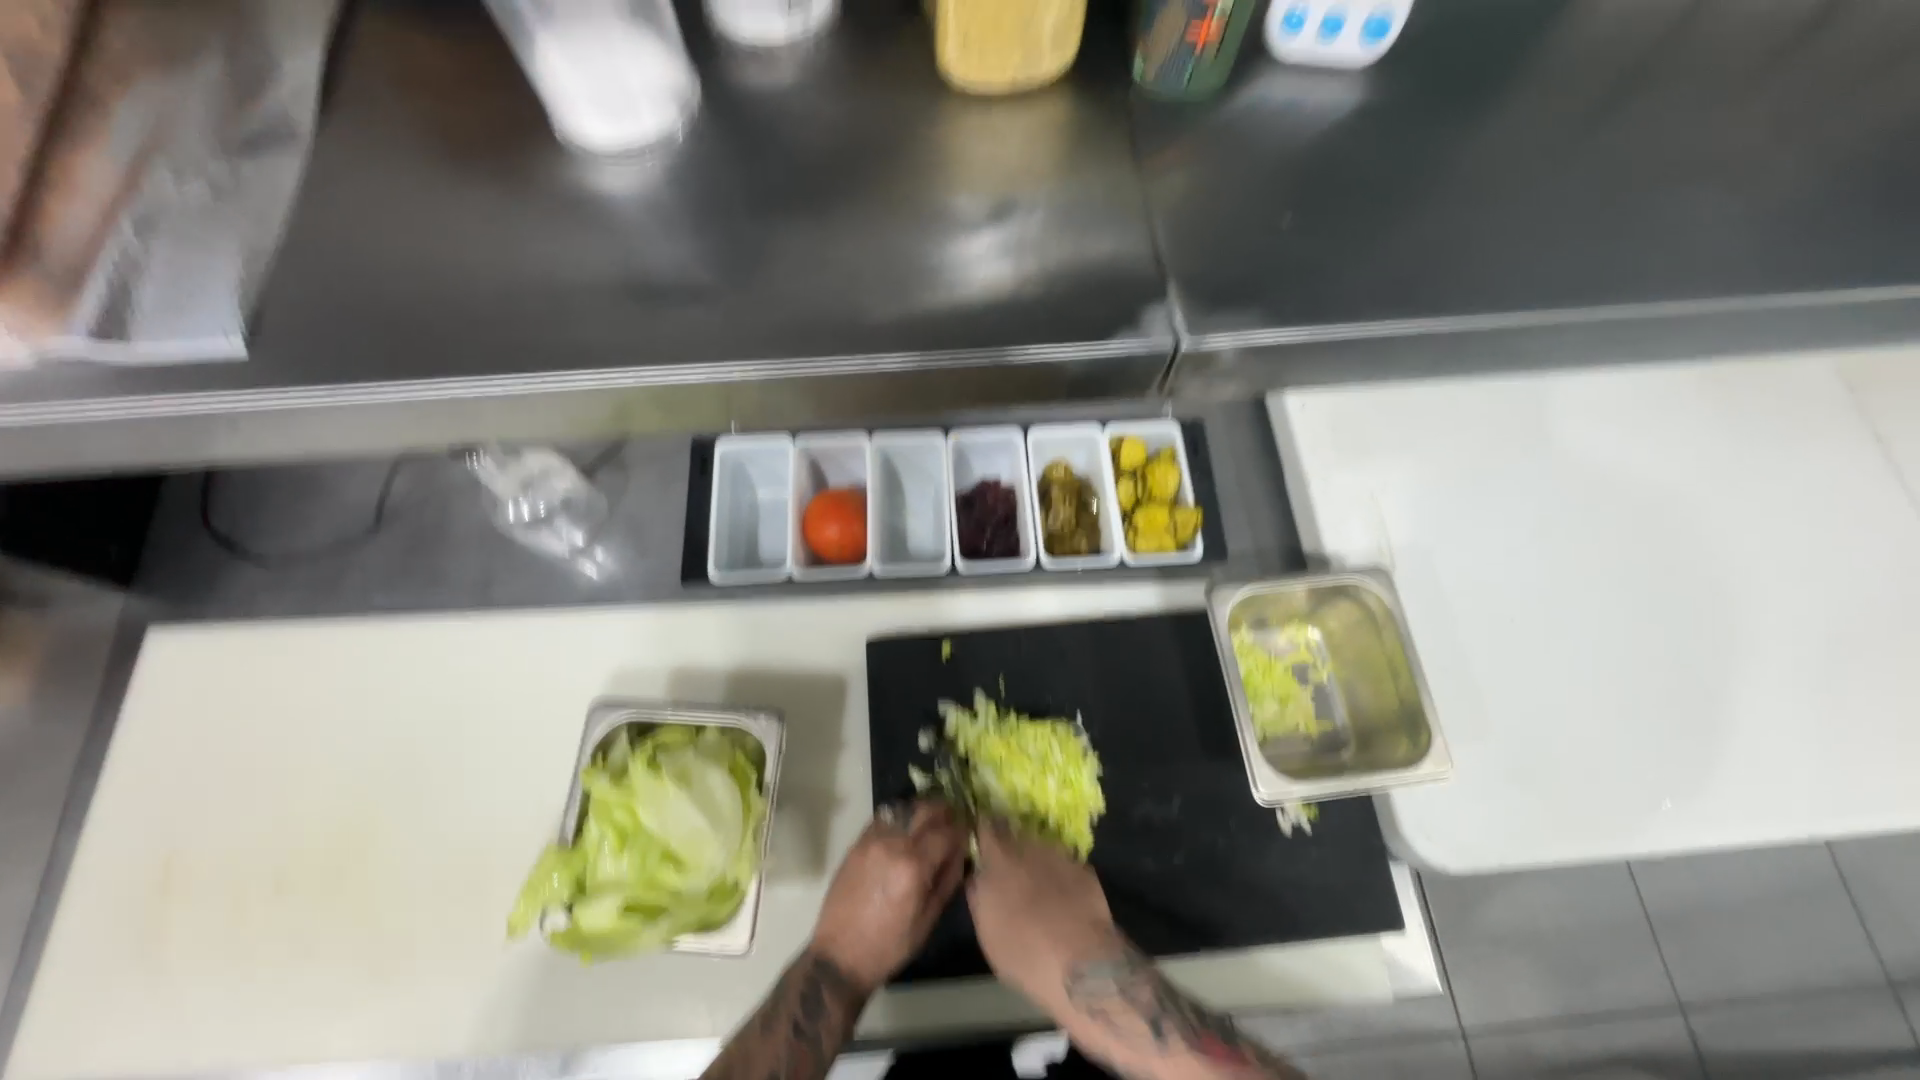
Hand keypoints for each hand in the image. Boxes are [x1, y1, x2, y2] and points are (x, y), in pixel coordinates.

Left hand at [811, 799, 967, 994]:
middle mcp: (892, 845)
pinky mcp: (856, 844)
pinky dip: (898, 818)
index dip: (961, 831)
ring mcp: (871, 841)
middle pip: (924, 810)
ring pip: (902, 809)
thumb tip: (960, 853)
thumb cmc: (890, 945)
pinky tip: (904, 831)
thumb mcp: (928, 920)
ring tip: (928, 824)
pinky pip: (882, 818)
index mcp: (913, 867)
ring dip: (920, 812)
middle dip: (943, 811)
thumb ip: (948, 880)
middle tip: (952, 821)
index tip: (967, 834)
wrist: (841, 954)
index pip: (947, 833)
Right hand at [967, 818, 1120, 1009]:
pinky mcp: (1086, 870)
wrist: (1081, 965)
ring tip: (1038, 883)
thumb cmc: (1024, 953)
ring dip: (1037, 859)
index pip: (986, 826)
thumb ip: (979, 895)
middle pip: (1016, 834)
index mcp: (999, 860)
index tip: (982, 839)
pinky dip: (1061, 875)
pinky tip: (1064, 897)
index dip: (984, 831)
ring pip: (1042, 848)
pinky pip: (1066, 864)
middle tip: (1010, 867)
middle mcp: (1030, 848)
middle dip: (1011, 845)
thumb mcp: (986, 930)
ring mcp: (1061, 856)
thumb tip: (978, 876)